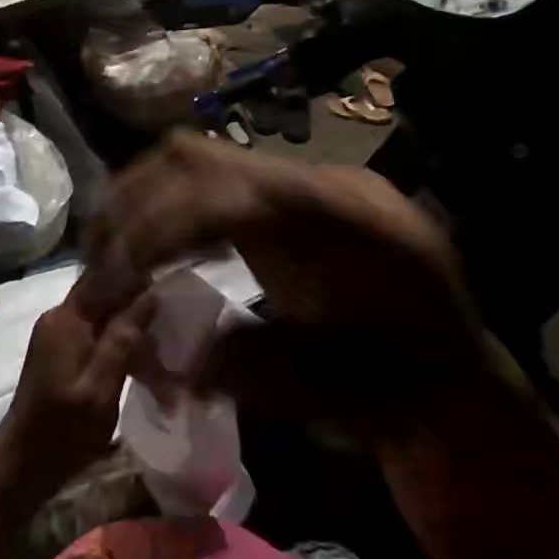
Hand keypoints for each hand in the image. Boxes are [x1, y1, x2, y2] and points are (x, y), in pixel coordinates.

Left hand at [0, 280, 154, 490]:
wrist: (23, 463)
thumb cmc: (63, 430)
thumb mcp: (101, 387)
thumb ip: (123, 340)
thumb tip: (149, 297)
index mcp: (67, 319)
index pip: (103, 276)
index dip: (136, 272)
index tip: (170, 275)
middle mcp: (58, 317)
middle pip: (102, 292)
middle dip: (136, 296)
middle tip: (174, 307)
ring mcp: (57, 334)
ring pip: (100, 312)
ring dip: (129, 319)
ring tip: (164, 331)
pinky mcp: (59, 352)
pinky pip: (93, 331)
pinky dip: (117, 337)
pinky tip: (141, 353)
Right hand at [83, 132, 490, 426]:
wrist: (458, 381)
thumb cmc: (409, 397)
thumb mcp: (338, 399)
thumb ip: (253, 373)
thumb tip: (164, 358)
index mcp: (353, 228)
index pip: (236, 196)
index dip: (165, 226)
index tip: (117, 272)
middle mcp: (326, 186)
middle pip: (205, 159)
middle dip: (137, 205)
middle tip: (100, 261)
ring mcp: (306, 183)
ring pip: (201, 159)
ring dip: (144, 199)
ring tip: (113, 251)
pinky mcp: (288, 195)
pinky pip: (212, 179)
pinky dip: (168, 207)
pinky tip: (156, 247)